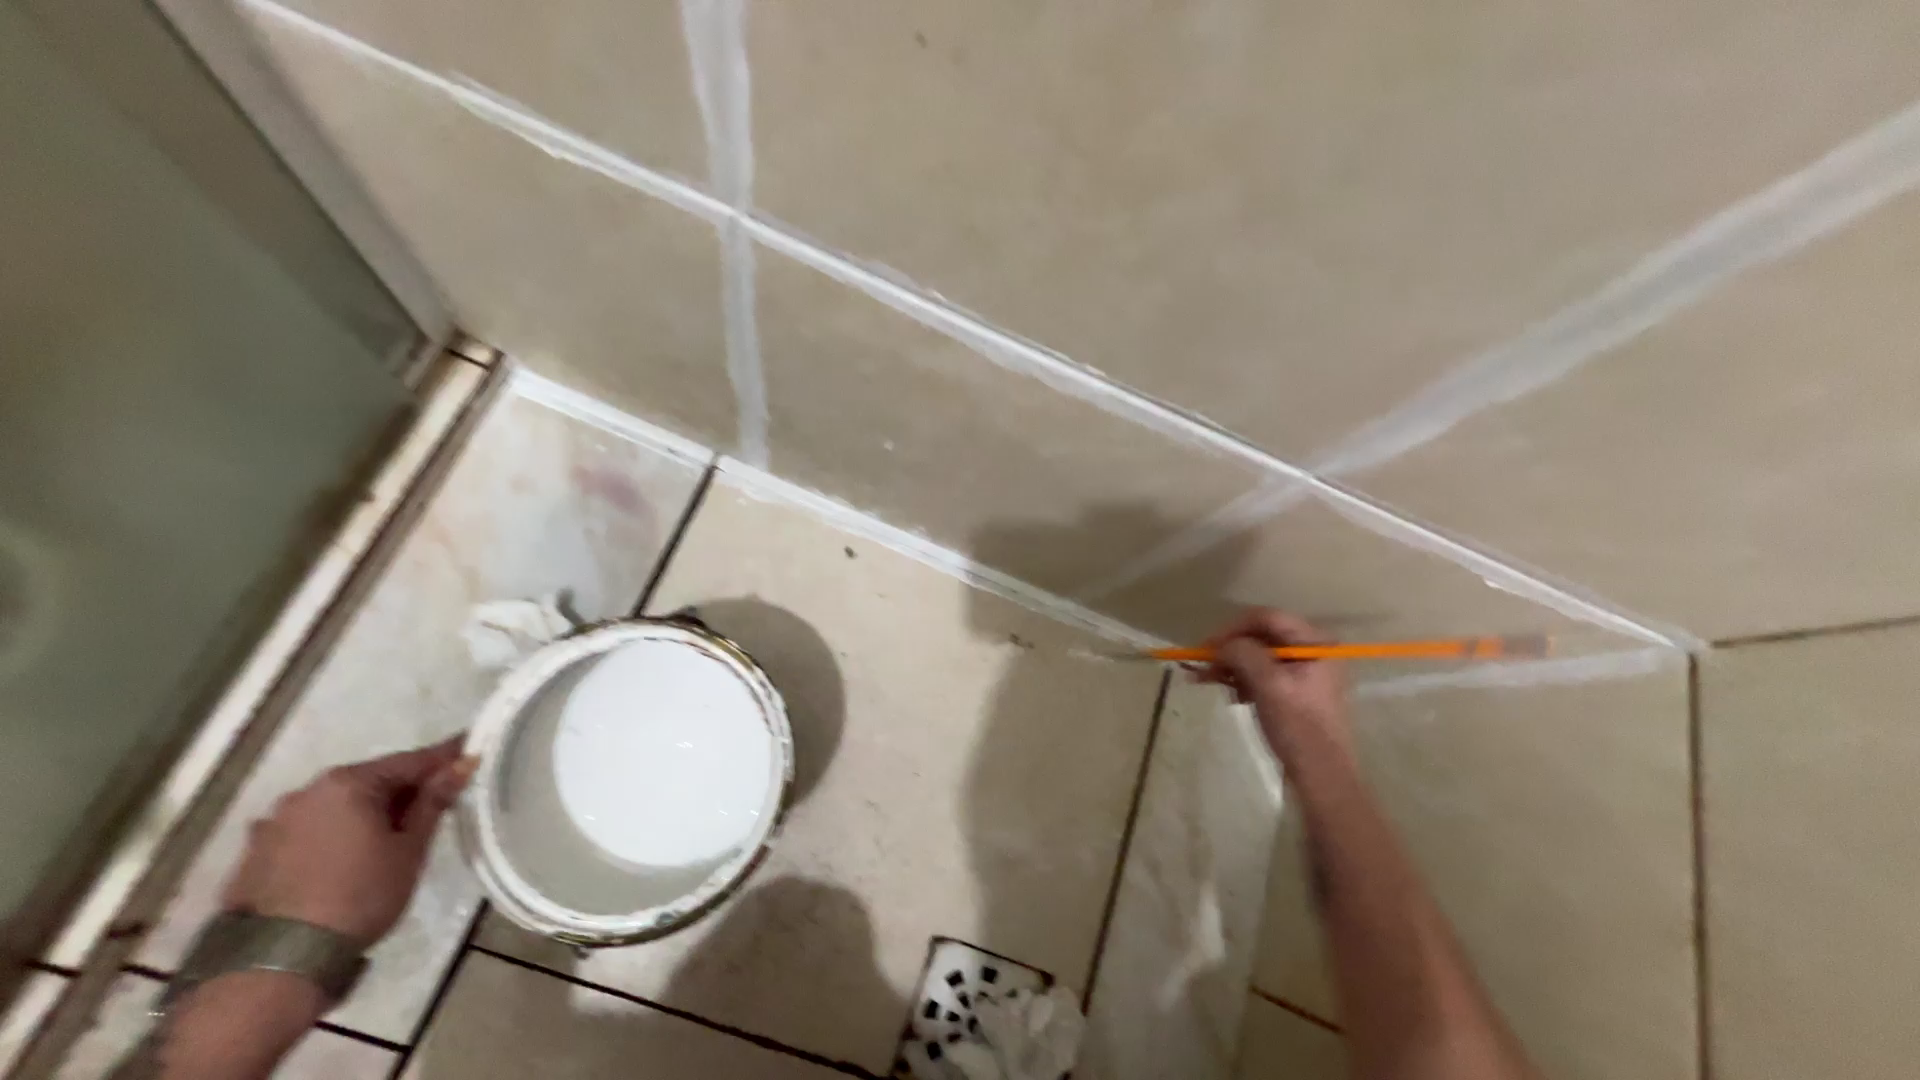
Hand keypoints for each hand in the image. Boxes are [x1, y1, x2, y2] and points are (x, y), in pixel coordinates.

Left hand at [221, 737, 476, 948]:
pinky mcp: (254, 853)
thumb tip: (462, 763)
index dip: (444, 758)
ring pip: (336, 806)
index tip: (470, 753)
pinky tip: (344, 858)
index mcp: (348, 784)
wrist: (278, 962)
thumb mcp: (409, 850)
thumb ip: (433, 802)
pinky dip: (332, 834)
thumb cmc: (360, 896)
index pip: (410, 761)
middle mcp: (306, 792)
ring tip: (388, 836)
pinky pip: (307, 831)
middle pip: (370, 781)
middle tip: (435, 803)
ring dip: (364, 812)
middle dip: (403, 789)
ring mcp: (274, 822)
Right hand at [1197, 609, 1349, 762]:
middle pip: (1261, 637)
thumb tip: (1222, 645)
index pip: (1267, 618)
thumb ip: (1243, 654)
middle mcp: (1312, 651)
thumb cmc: (1299, 726)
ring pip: (1258, 657)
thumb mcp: (1269, 685)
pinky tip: (1233, 697)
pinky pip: (1263, 675)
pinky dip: (1243, 681)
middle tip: (1202, 666)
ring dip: (1233, 667)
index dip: (1234, 628)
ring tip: (1210, 682)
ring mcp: (1305, 673)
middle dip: (1230, 650)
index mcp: (1315, 643)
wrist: (1322, 776)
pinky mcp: (1295, 693)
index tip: (1208, 647)